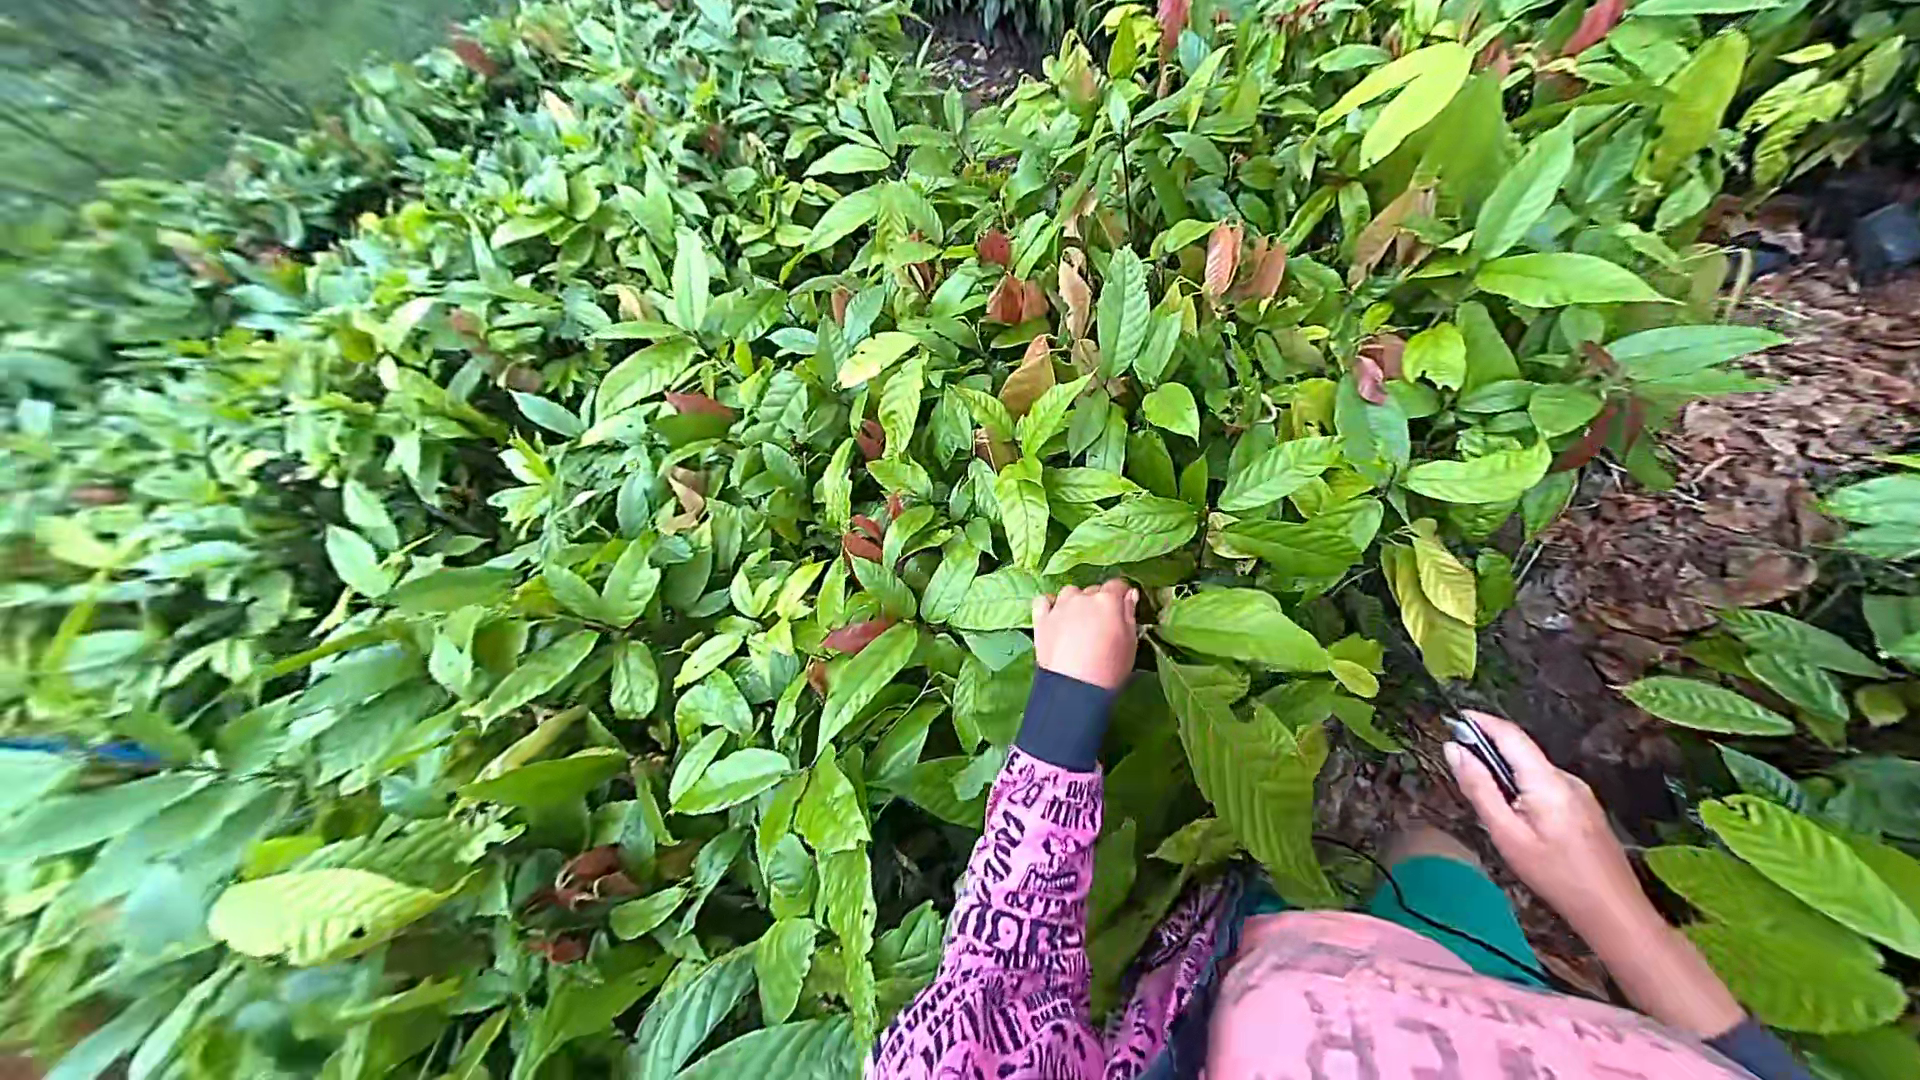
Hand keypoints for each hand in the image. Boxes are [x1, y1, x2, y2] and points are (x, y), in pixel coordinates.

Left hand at [1032, 580, 1138, 691]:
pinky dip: (1050, 604)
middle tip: (1101, 623)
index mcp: (1107, 601)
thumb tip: (1130, 593)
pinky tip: (1055, 614)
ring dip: (1076, 601)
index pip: (1117, 585)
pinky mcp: (1041, 619)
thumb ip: (1129, 614)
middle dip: (1099, 601)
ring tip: (1079, 620)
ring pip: (1070, 592)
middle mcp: (1082, 598)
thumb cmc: (1109, 668)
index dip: (1121, 594)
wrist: (1074, 687)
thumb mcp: (1130, 642)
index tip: (1122, 605)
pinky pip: (1043, 601)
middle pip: (1093, 590)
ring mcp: (1059, 607)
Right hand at [1444, 711, 1648, 936]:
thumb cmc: (1554, 874)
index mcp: (1547, 782)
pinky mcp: (1584, 807)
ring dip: (1502, 770)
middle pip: (1519, 751)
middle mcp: (1567, 780)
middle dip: (1486, 750)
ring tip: (1484, 800)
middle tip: (1458, 769)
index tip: (1451, 719)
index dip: (1479, 720)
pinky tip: (1513, 813)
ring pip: (1530, 768)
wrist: (1615, 914)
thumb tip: (1453, 748)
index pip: (1510, 734)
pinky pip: (1543, 783)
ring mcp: (1580, 794)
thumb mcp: (1505, 832)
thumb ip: (1478, 786)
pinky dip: (1519, 785)